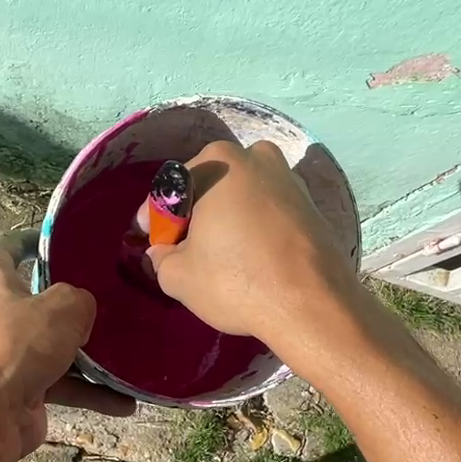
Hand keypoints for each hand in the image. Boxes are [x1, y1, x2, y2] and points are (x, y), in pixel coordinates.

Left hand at [0, 229, 134, 457]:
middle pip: (38, 298)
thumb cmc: (15, 344)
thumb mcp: (63, 307)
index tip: (75, 240)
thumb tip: (81, 313)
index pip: (13, 244)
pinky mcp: (14, 386)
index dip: (43, 239)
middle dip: (74, 303)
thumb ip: (80, 299)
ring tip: (129, 353)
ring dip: (88, 355)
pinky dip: (87, 391)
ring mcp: (0, 351)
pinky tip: (123, 401)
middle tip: (114, 298)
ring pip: (51, 344)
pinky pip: (57, 382)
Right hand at [147, 140, 357, 352]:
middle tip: (181, 248)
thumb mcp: (178, 276)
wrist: (311, 304)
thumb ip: (160, 258)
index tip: (149, 238)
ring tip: (216, 254)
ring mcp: (288, 177)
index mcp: (218, 162)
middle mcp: (255, 157)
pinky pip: (266, 210)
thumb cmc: (235, 281)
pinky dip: (252, 227)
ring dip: (224, 219)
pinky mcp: (310, 204)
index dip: (153, 217)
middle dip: (191, 214)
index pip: (171, 188)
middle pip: (208, 185)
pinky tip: (247, 257)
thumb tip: (163, 252)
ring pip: (240, 196)